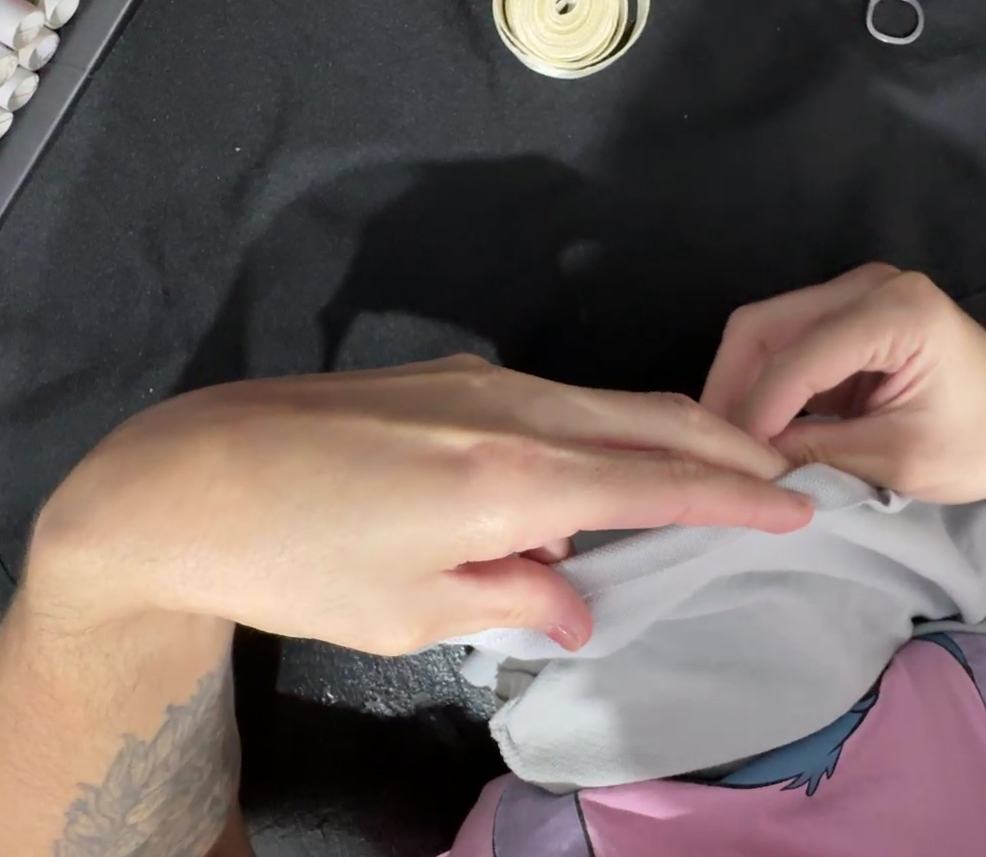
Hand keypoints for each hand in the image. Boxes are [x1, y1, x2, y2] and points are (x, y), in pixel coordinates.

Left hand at [24, 357, 810, 655]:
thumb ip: (518, 594)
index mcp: (517, 480)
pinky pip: (559, 402)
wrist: (189, 475)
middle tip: (781, 473)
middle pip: (654, 417)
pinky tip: (590, 471)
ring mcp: (490, 380)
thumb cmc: (301, 562)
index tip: (796, 507)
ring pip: (610, 403)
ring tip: (705, 474)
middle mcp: (521, 410)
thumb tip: (578, 601)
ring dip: (666, 436)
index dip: (736, 497)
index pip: (660, 483)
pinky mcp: (460, 373)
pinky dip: (601, 433)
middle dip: (729, 444)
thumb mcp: (413, 612)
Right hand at [700, 265, 985, 502]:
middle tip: (713, 443)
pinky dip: (770, 384)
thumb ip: (815, 451)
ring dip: (745, 384)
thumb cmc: (984, 444)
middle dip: (732, 386)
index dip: (756, 410)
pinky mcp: (852, 314)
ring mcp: (859, 293)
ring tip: (730, 439)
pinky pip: (790, 343)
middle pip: (765, 325)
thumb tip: (746, 458)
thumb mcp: (898, 460)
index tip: (732, 461)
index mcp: (897, 311)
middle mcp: (870, 285)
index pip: (798, 357)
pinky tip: (760, 424)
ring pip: (768, 331)